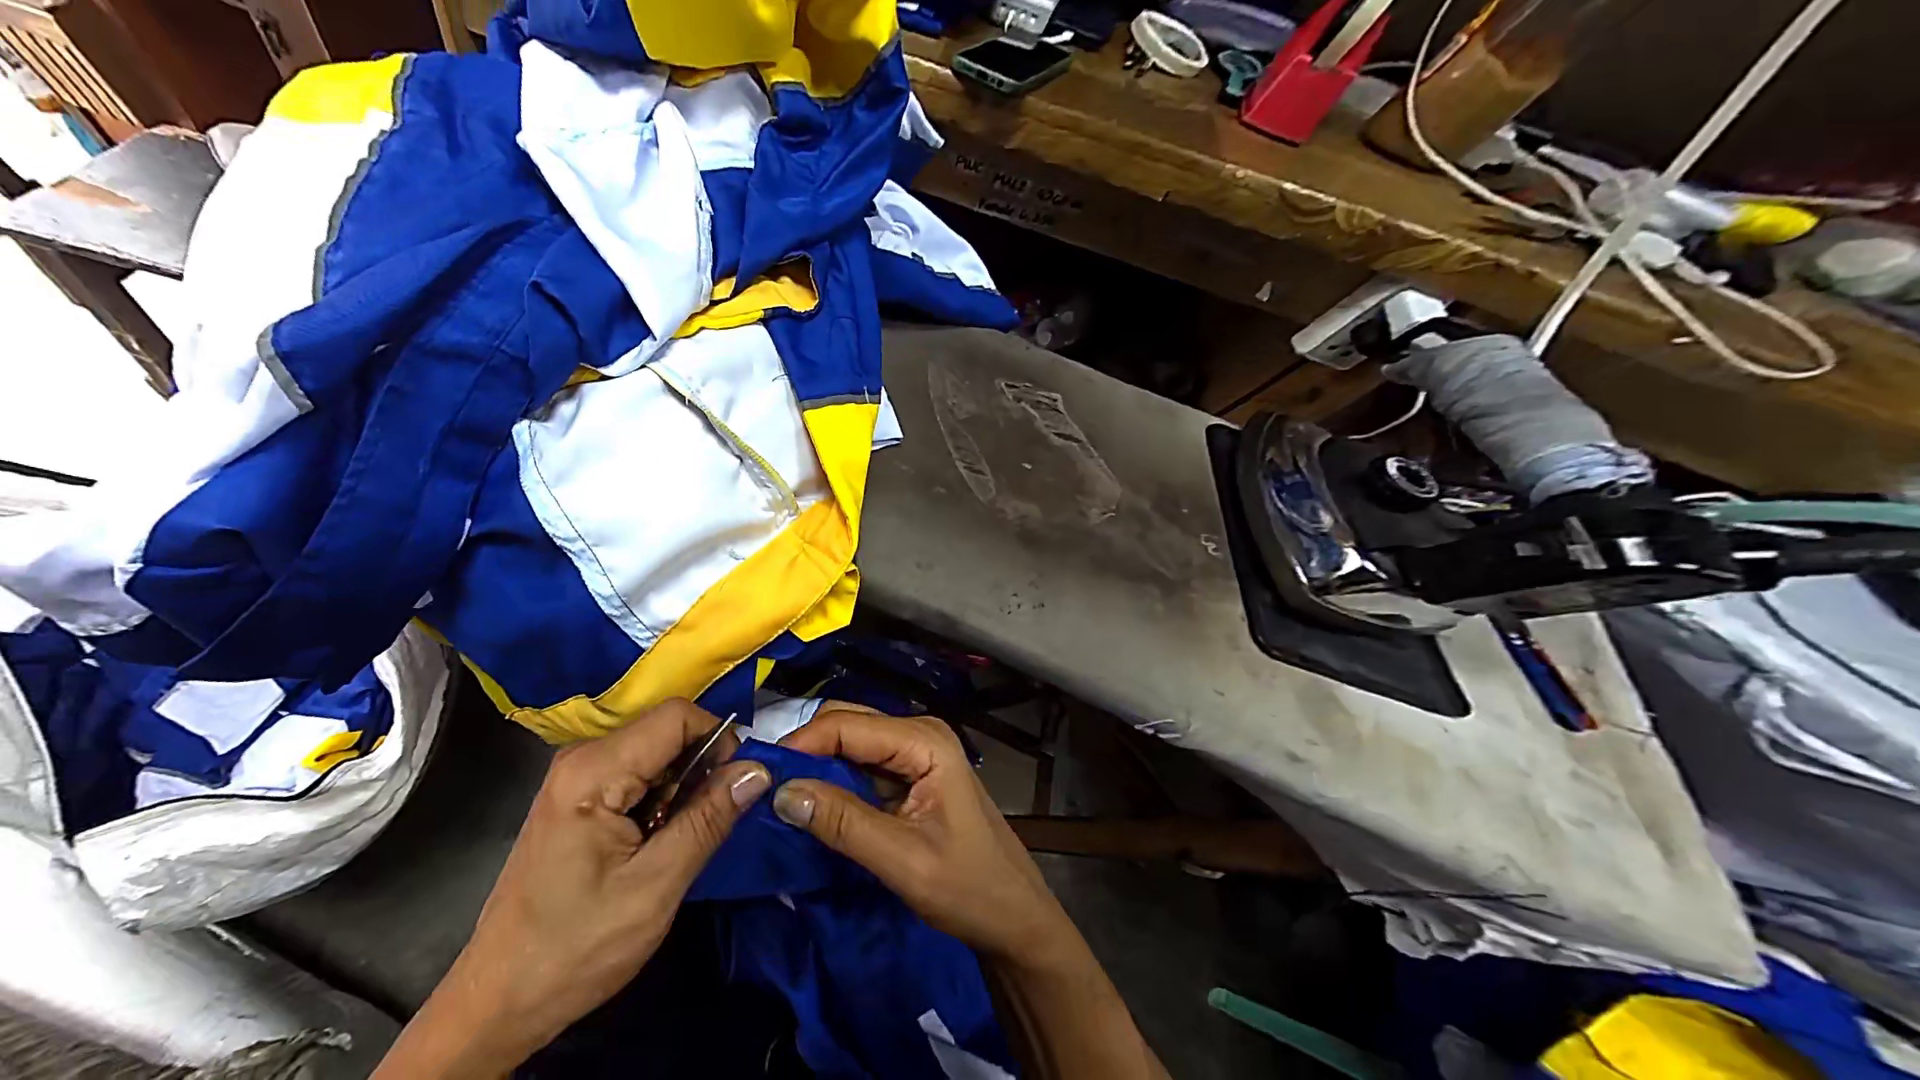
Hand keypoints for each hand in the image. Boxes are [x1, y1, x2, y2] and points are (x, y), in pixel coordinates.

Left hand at [373, 700, 770, 1078]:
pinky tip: (656, 839)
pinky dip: (663, 797)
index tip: (735, 785)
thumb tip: (759, 769)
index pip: (677, 716)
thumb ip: (710, 818)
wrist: (500, 1001)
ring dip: (684, 786)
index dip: (718, 739)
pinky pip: (639, 773)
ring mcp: (576, 776)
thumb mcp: (656, 886)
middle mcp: (581, 758)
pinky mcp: (578, 795)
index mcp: (594, 771)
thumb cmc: (576, 947)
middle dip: (702, 767)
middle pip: (667, 730)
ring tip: (680, 837)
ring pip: (658, 752)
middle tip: (709, 820)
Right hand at [773, 709, 1074, 964]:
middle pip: (845, 724)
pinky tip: (810, 804)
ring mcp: (914, 752)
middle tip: (763, 788)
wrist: (1012, 914)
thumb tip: (782, 793)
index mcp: (924, 741)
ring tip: (777, 797)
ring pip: (848, 743)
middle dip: (804, 751)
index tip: (757, 778)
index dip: (799, 745)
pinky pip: (860, 765)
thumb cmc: (969, 887)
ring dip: (814, 766)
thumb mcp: (903, 860)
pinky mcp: (909, 773)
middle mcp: (918, 733)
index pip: (844, 725)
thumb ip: (843, 823)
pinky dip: (832, 780)